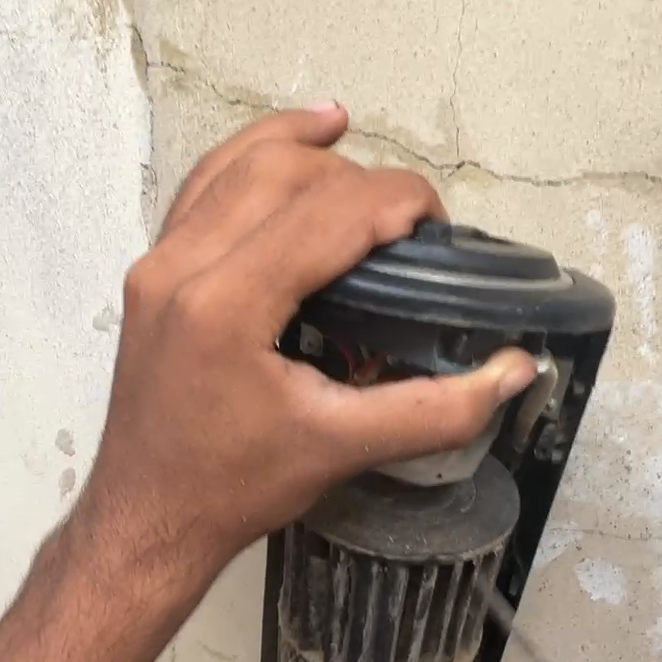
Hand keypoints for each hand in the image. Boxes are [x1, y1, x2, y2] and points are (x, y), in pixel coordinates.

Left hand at [79, 106, 535, 573]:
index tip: (434, 225)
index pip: (329, 213)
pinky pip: (202, 190)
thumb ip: (435, 410)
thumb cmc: (230, 490)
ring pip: (234, 165)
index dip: (397, 202)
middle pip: (283, 172)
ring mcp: (156, 267)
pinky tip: (284, 151)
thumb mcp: (341, 450)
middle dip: (357, 178)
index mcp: (225, 307)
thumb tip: (510, 371)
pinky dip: (247, 161)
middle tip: (404, 221)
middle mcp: (180, 269)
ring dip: (299, 148)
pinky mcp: (151, 276)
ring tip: (352, 144)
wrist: (150, 517)